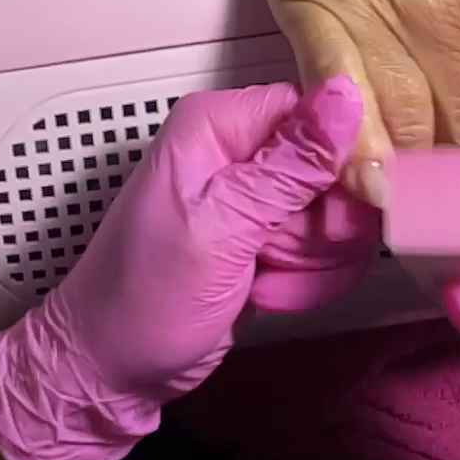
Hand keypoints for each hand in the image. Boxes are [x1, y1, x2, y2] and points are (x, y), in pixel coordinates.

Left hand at [0, 79, 362, 459]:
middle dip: (320, 225)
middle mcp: (238, 147)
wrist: (113, 365)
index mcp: (216, 123)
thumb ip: (287, 167)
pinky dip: (306, 277)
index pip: (314, 110)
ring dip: (311, 259)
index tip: (333, 207)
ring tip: (259, 278)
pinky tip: (262, 290)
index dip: (338, 159)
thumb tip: (346, 95)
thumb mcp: (219, 230)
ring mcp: (255, 192)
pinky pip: (325, 244)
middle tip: (273, 254)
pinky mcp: (268, 231)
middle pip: (332, 165)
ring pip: (336, 210)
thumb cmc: (145, 297)